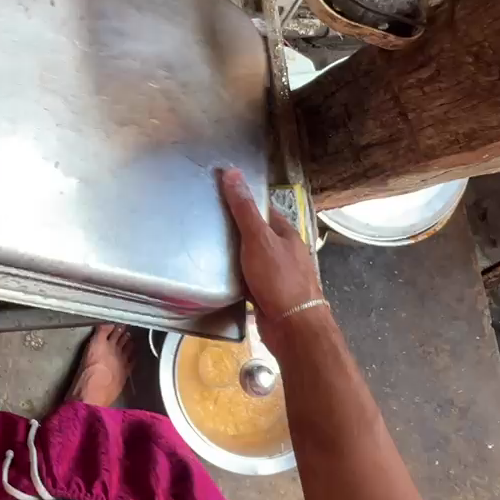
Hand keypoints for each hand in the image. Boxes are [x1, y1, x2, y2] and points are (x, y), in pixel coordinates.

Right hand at [217, 168, 323, 322]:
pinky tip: (220, 279)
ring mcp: (278, 276)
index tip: (219, 199)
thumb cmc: (279, 278)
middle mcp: (285, 253)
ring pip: (252, 260)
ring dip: (235, 259)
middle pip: (257, 236)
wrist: (292, 327)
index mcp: (287, 235)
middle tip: (207, 227)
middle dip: (236, 233)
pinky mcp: (269, 296)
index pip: (263, 211)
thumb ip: (244, 208)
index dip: (243, 203)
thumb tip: (232, 172)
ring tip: (207, 252)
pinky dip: (237, 280)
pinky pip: (249, 281)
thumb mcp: (258, 238)